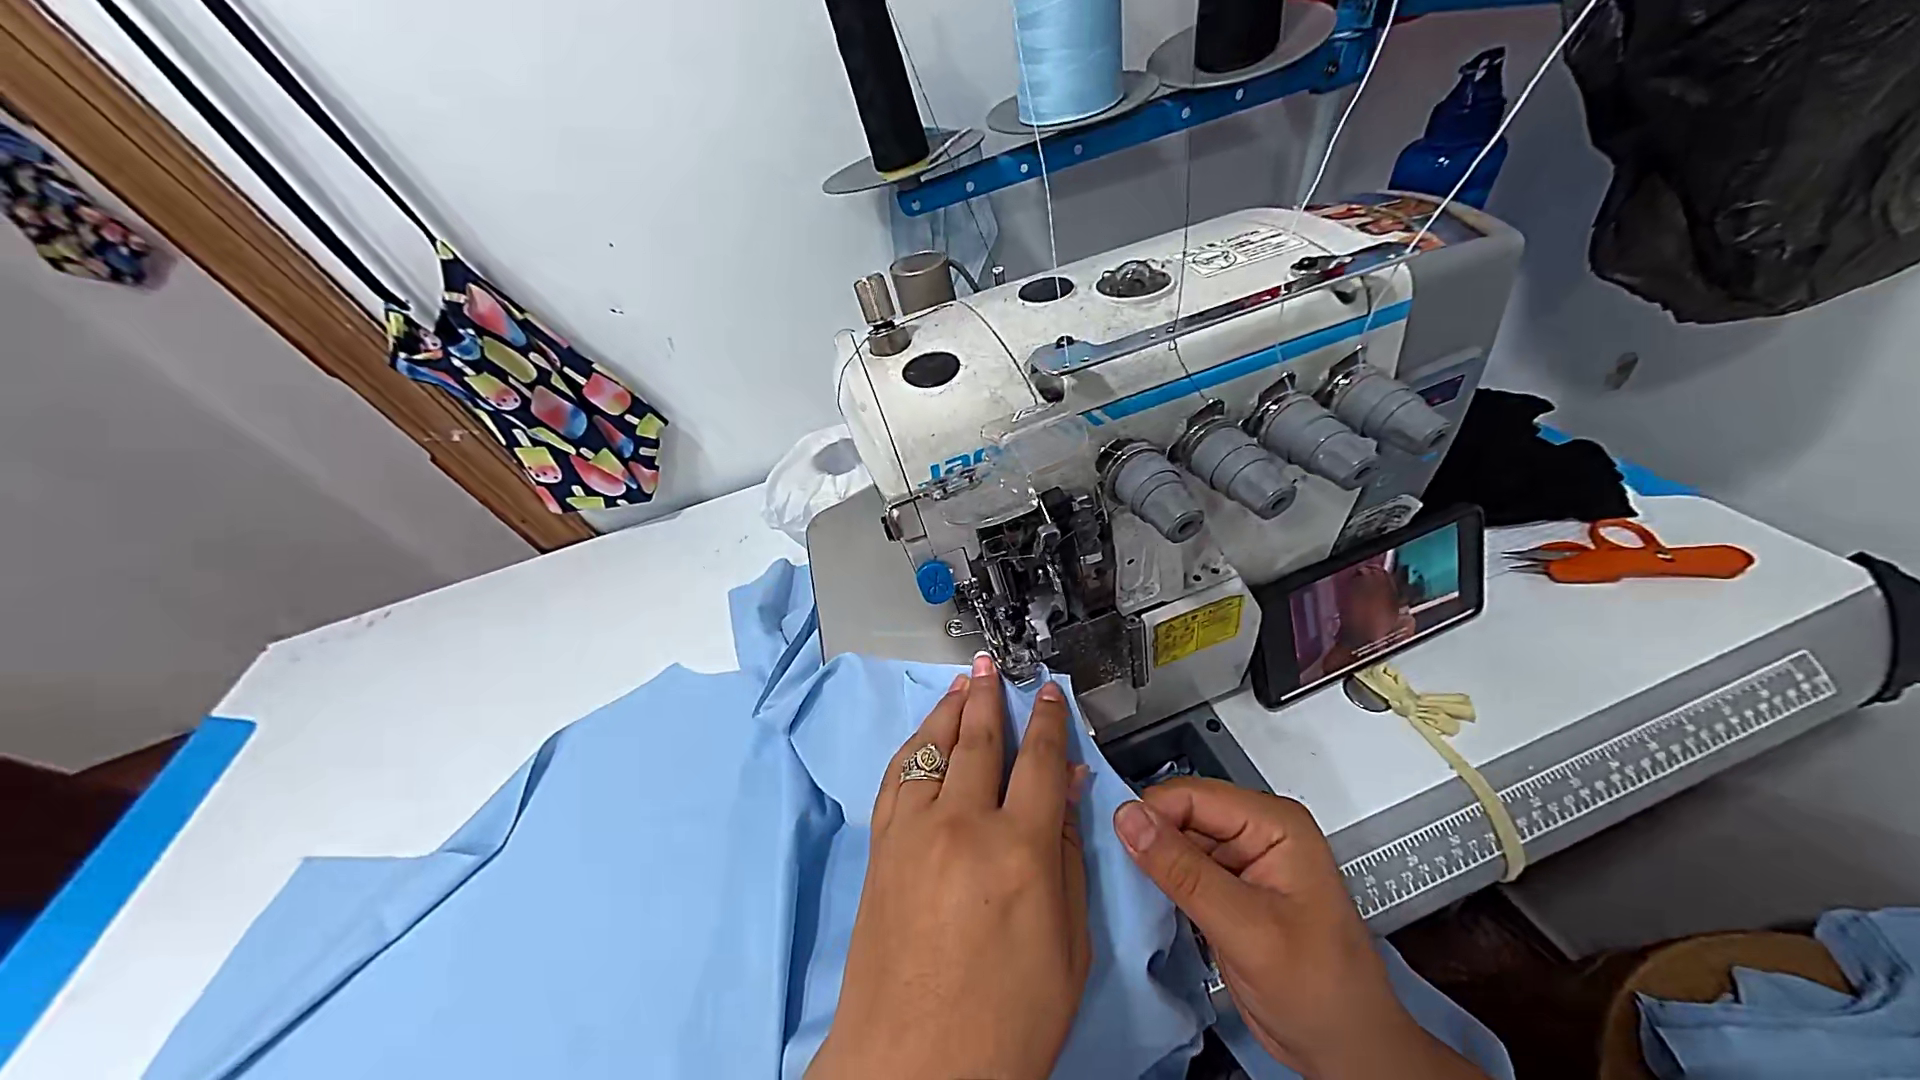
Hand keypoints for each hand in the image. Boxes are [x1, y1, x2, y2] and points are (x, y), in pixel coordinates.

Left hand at [809, 654, 1090, 1079]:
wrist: (912, 1067)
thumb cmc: (1005, 1021)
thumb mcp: (1067, 945)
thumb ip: (1069, 855)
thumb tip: (1068, 788)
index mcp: (1019, 849)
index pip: (1039, 760)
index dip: (1048, 721)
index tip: (1049, 696)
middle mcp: (961, 825)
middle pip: (979, 739)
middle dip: (990, 695)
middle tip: (993, 667)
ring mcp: (913, 831)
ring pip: (932, 747)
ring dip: (949, 709)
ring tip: (962, 684)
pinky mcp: (882, 846)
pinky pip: (898, 776)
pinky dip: (913, 746)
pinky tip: (923, 734)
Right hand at [1112, 779, 1488, 1079]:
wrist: (1347, 1053)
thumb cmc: (1319, 992)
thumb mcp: (1247, 929)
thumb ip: (1184, 871)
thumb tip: (1129, 818)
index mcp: (1273, 822)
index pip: (1191, 795)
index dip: (1151, 816)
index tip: (1117, 845)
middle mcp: (1255, 829)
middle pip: (1179, 813)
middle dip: (1148, 838)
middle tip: (1120, 873)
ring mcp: (1239, 858)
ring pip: (1173, 838)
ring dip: (1151, 862)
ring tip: (1134, 890)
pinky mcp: (1225, 885)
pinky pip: (1179, 866)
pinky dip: (1160, 881)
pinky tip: (1149, 900)